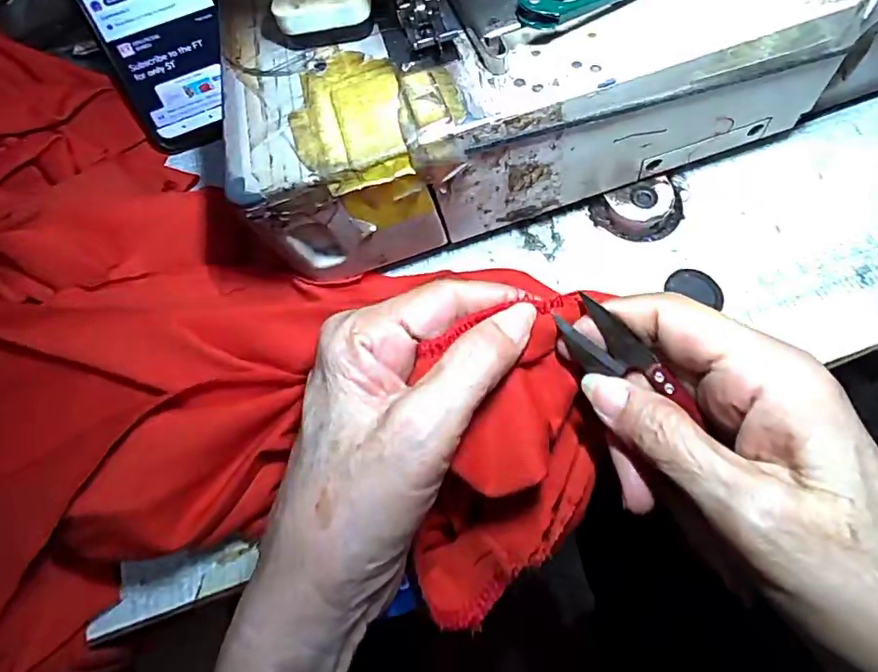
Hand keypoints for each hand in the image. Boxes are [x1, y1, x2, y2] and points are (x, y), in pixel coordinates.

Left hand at [217, 280, 536, 671]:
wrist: (320, 581)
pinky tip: (510, 382)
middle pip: (444, 316)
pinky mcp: (390, 405)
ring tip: (544, 353)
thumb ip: (473, 365)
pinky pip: (442, 375)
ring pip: (447, 344)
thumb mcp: (422, 431)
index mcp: (358, 334)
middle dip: (499, 321)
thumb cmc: (358, 508)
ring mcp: (376, 374)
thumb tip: (520, 315)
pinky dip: (478, 377)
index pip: (441, 296)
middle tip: (556, 332)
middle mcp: (364, 342)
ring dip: (492, 349)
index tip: (554, 307)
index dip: (499, 297)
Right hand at [569, 294, 877, 671]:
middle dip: (626, 411)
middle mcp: (757, 379)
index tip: (557, 344)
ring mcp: (750, 412)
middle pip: (655, 360)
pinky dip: (659, 467)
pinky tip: (665, 505)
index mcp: (771, 373)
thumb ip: (664, 438)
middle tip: (618, 469)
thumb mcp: (749, 509)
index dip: (609, 319)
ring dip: (640, 448)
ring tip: (647, 501)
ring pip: (658, 402)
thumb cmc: (863, 583)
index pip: (671, 313)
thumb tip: (593, 383)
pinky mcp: (743, 445)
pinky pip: (677, 435)